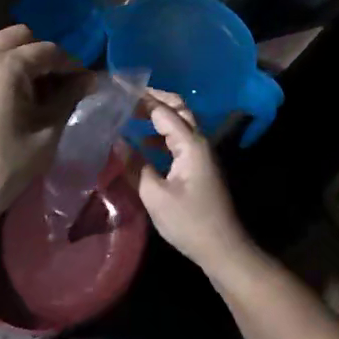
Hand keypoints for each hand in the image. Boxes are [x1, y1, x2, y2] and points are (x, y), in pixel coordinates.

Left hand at [0, 25, 90, 230]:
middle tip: (59, 88)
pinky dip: (0, 68)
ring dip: (21, 61)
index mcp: (1, 65)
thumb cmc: (1, 171)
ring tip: (35, 95)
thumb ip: (68, 98)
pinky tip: (10, 98)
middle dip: (43, 57)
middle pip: (21, 38)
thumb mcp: (45, 135)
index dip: (72, 66)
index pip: (48, 51)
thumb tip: (88, 79)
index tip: (86, 85)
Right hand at [133, 91, 252, 269]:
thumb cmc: (188, 222)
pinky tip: (143, 145)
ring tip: (129, 116)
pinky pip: (180, 141)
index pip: (163, 111)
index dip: (140, 99)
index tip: (116, 90)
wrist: (222, 248)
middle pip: (179, 109)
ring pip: (181, 124)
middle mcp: (199, 143)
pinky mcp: (200, 168)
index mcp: (190, 145)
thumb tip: (116, 142)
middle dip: (153, 99)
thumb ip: (135, 165)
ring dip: (157, 116)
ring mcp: (202, 155)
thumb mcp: (155, 195)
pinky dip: (161, 135)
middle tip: (126, 98)